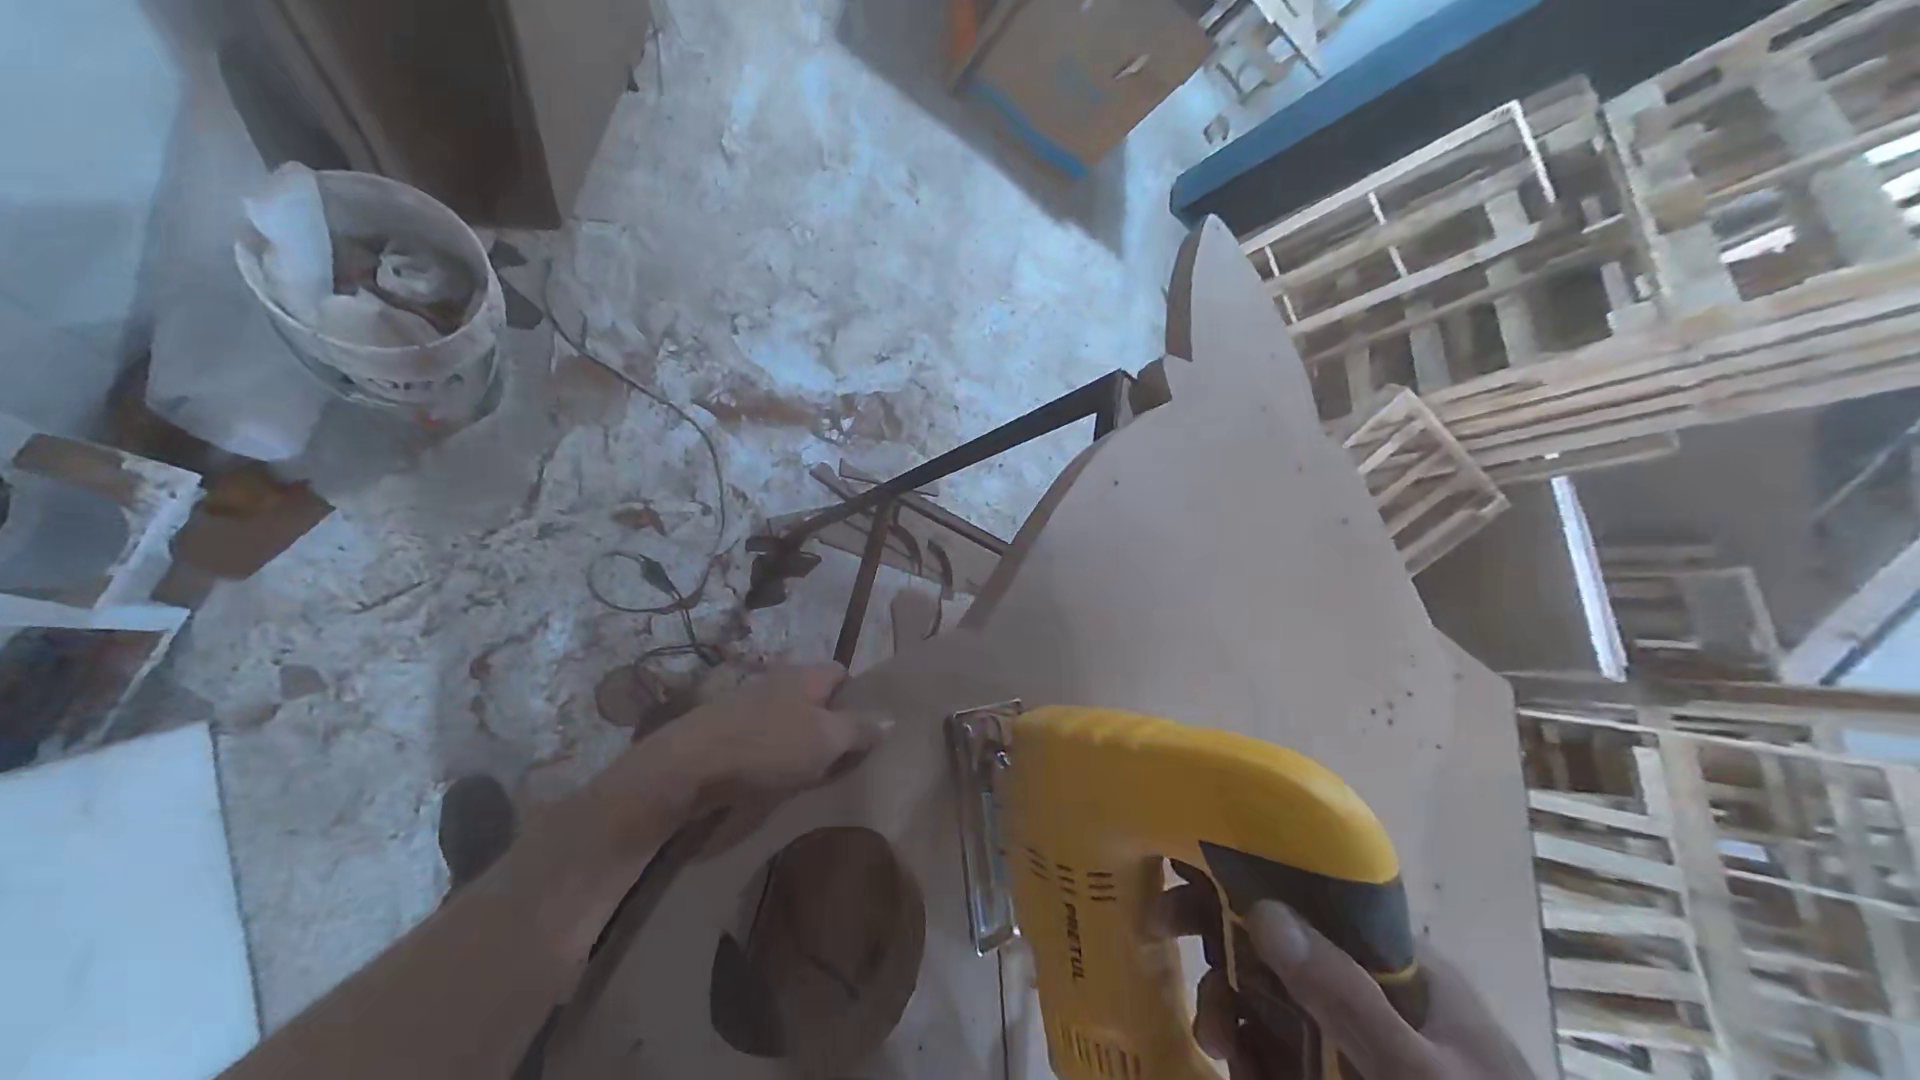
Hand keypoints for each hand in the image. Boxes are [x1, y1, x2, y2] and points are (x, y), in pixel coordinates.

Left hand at [585, 664, 892, 855]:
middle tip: (849, 756)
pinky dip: (778, 757)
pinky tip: (781, 781)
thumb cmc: (767, 747)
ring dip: (804, 743)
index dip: (858, 695)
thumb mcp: (826, 740)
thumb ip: (860, 729)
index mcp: (804, 676)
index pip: (842, 672)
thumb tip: (892, 718)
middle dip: (832, 723)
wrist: (688, 769)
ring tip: (818, 774)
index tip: (869, 726)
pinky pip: (766, 741)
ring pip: (790, 721)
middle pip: (816, 698)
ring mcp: (749, 708)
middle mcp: (777, 683)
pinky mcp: (728, 735)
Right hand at [1159, 870, 1533, 1079]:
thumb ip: (1345, 997)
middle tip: (1159, 927)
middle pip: (1274, 939)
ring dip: (1225, 1005)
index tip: (1188, 870)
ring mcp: (1345, 1032)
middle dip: (1215, 934)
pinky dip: (1247, 1053)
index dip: (1246, 877)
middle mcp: (1364, 984)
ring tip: (1217, 1042)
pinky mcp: (1330, 1070)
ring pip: (1264, 993)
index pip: (1312, 896)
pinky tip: (1239, 1067)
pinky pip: (1272, 1045)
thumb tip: (1263, 908)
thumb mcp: (1418, 1074)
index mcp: (1396, 961)